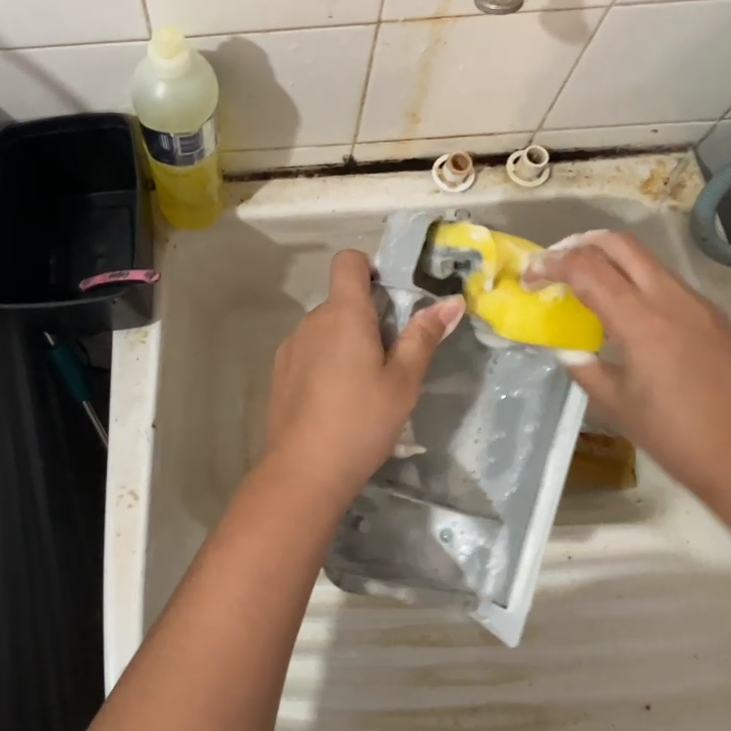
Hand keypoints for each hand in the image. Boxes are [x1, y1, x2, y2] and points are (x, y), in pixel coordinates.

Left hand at [263, 250, 464, 496]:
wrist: (304, 469)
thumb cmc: (362, 420)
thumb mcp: (403, 381)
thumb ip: (423, 337)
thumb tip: (451, 302)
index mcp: (343, 313)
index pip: (348, 261)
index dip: (369, 268)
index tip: (390, 299)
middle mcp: (311, 320)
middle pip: (340, 299)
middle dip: (366, 317)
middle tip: (390, 358)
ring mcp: (290, 345)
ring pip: (324, 328)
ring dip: (345, 341)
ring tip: (365, 386)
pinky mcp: (279, 371)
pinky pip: (308, 350)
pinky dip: (325, 361)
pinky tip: (336, 400)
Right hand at [526, 230, 730, 501]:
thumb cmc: (679, 439)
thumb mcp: (617, 405)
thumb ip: (585, 368)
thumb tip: (567, 348)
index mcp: (640, 320)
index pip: (585, 267)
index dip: (550, 264)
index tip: (529, 277)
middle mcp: (671, 300)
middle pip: (618, 243)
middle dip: (579, 244)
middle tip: (554, 264)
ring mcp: (699, 305)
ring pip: (646, 259)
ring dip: (610, 260)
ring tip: (586, 286)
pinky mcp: (716, 318)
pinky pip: (667, 283)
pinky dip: (637, 281)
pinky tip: (627, 314)